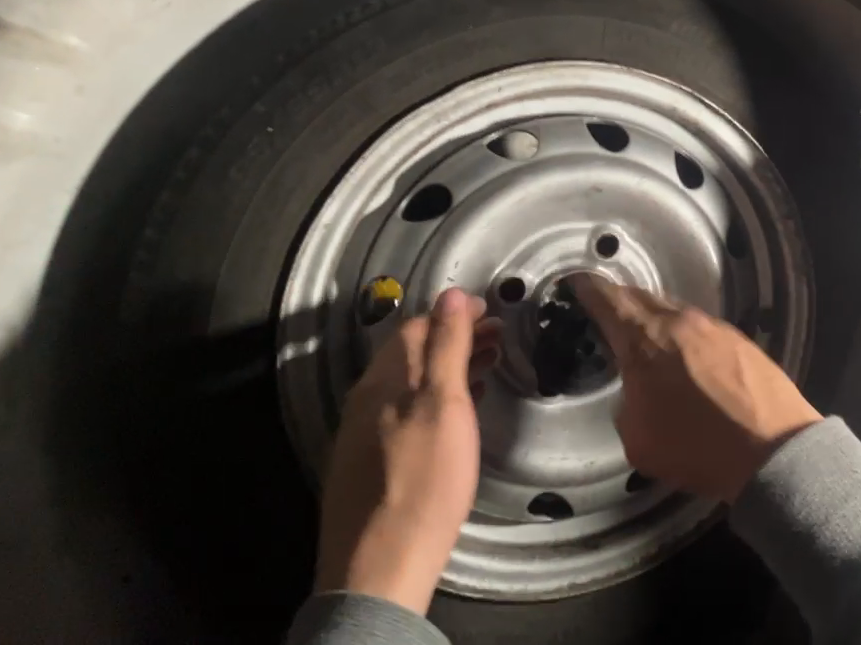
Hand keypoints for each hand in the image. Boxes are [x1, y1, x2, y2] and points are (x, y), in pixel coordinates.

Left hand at [315, 288, 500, 611]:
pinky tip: (459, 411)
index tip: (492, 312)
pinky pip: (405, 412)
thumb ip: (447, 346)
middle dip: (454, 337)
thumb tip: (453, 293)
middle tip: (498, 337)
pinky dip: (437, 397)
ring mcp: (363, 434)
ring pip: (410, 384)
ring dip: (448, 367)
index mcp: (382, 381)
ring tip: (488, 366)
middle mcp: (365, 400)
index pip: (417, 326)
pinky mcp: (369, 464)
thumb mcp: (445, 404)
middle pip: (413, 354)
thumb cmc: (424, 479)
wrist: (380, 567)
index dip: (455, 313)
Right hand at [572, 273, 819, 503]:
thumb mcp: (638, 439)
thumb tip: (636, 393)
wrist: (773, 449)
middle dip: (620, 302)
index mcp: (646, 341)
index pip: (609, 300)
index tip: (575, 283)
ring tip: (645, 336)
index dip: (587, 289)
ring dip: (654, 318)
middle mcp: (680, 322)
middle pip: (642, 297)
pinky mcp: (740, 337)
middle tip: (606, 311)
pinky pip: (700, 326)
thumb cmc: (699, 449)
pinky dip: (683, 333)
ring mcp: (714, 326)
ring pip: (674, 310)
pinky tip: (684, 355)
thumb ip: (627, 405)